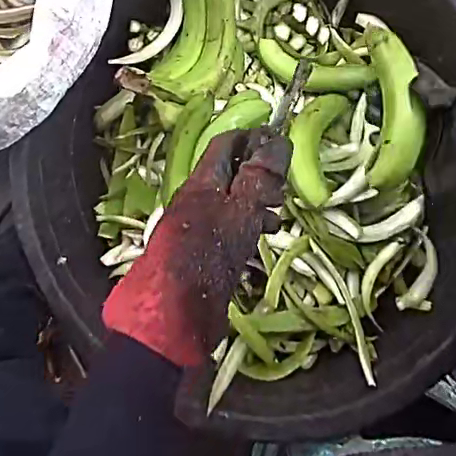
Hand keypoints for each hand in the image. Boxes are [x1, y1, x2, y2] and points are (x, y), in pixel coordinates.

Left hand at [102, 126, 288, 367]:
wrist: (172, 317)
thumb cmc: (207, 255)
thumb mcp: (243, 210)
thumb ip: (261, 176)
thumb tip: (278, 140)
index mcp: (202, 181)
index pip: (227, 142)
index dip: (254, 138)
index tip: (281, 146)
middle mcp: (197, 198)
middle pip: (232, 173)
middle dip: (260, 175)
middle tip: (283, 189)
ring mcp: (198, 227)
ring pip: (233, 202)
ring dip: (257, 204)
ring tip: (277, 218)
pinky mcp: (202, 254)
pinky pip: (228, 229)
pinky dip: (248, 229)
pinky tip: (260, 241)